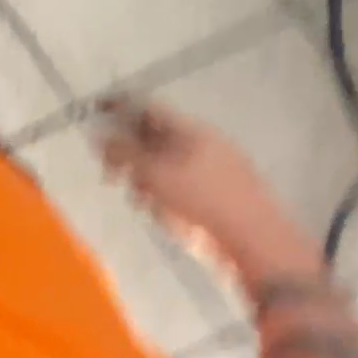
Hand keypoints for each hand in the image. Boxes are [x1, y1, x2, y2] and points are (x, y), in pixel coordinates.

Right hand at [96, 97, 288, 266]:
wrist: (263, 250)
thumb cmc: (202, 202)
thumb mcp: (151, 173)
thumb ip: (120, 151)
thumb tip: (99, 136)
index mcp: (194, 131)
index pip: (147, 107)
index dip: (117, 107)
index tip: (93, 114)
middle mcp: (208, 146)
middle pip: (153, 138)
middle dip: (129, 156)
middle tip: (113, 174)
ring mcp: (221, 173)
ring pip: (166, 166)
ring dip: (147, 181)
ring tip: (144, 203)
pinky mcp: (226, 198)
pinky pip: (184, 187)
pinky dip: (169, 197)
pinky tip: (168, 216)